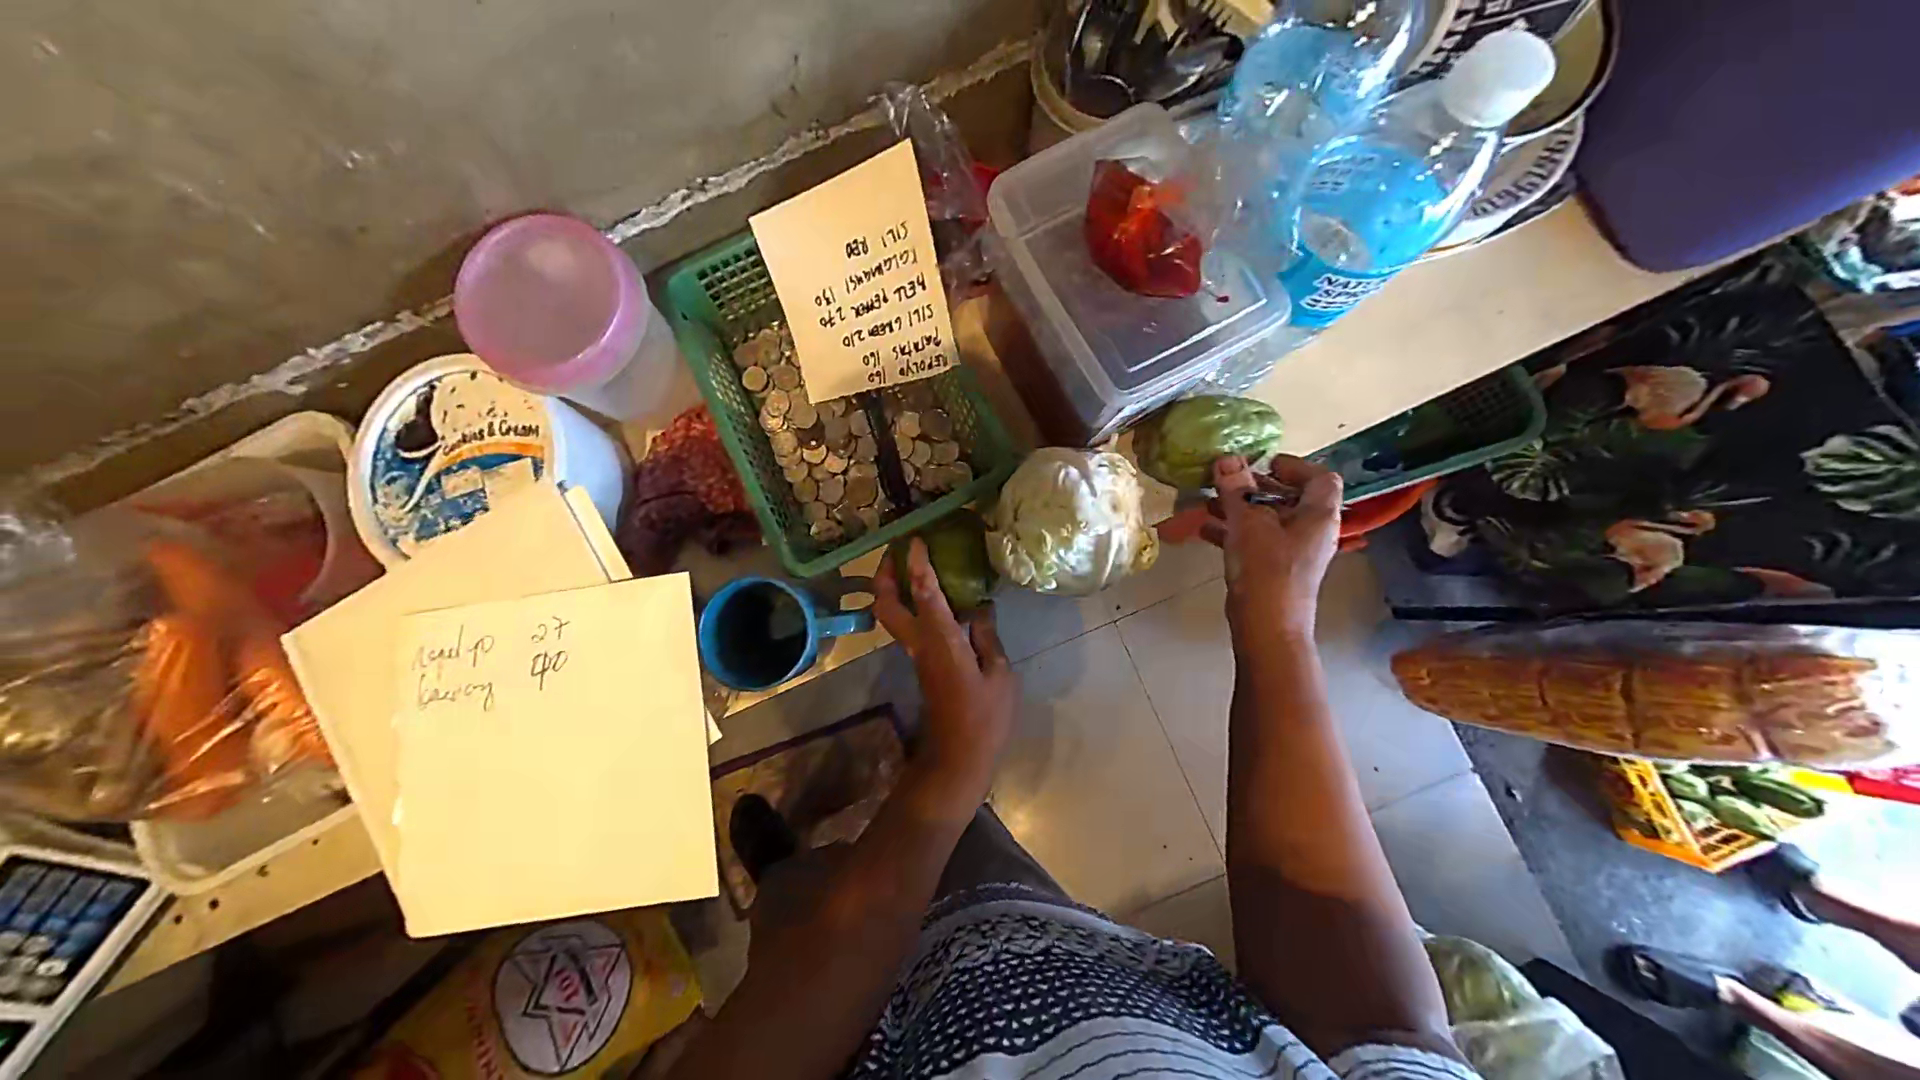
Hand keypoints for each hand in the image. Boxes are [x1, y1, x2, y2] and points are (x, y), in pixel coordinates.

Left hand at [873, 538, 1015, 778]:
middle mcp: (920, 644)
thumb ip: (988, 637)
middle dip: (884, 576)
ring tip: (910, 568)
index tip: (914, 539)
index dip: (916, 564)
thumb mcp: (1000, 674)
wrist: (958, 756)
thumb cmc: (985, 717)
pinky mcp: (921, 664)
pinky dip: (911, 606)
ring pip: (891, 616)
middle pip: (886, 605)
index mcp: (941, 640)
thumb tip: (981, 609)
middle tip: (894, 552)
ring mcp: (916, 655)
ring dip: (893, 590)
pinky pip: (908, 626)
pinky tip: (934, 599)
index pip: (924, 593)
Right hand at [1202, 455, 1340, 639]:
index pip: (1320, 477)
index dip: (1294, 465)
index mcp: (1319, 515)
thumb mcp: (1247, 523)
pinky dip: (1234, 531)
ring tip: (1208, 501)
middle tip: (1226, 479)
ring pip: (1268, 520)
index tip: (1262, 462)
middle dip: (1255, 487)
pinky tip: (1204, 529)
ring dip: (1239, 508)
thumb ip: (1236, 489)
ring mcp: (1294, 553)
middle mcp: (1312, 531)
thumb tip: (1226, 459)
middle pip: (1290, 497)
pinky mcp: (1275, 570)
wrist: (1267, 626)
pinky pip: (1256, 541)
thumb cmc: (1266, 569)